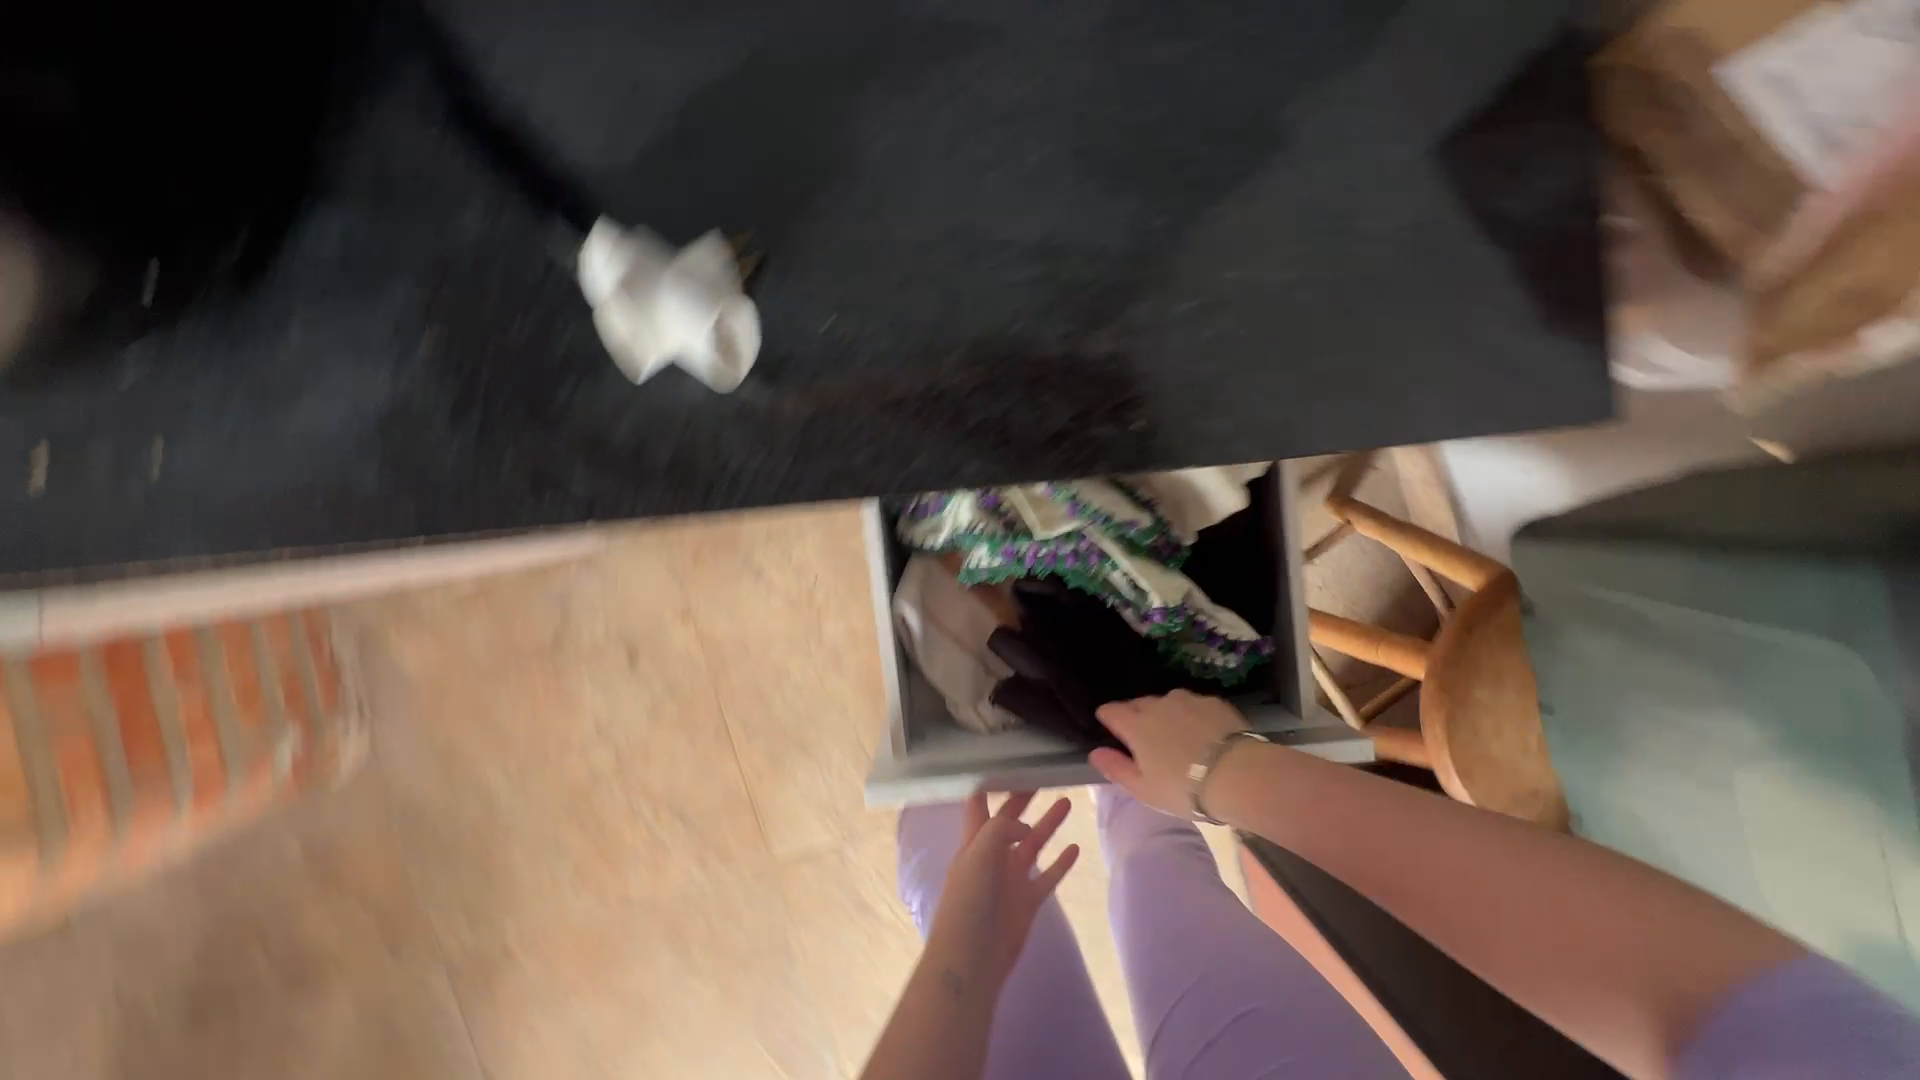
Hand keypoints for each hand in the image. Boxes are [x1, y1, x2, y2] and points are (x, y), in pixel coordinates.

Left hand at [926, 792, 1079, 992]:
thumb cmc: (969, 901)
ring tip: (1068, 800)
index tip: (1007, 760)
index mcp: (974, 841)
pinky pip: (1048, 876)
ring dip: (1048, 823)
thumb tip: (1026, 828)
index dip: (991, 783)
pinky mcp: (1028, 900)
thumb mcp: (979, 852)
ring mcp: (1012, 878)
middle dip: (1024, 796)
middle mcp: (993, 855)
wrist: (972, 957)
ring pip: (1034, 843)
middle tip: (1044, 774)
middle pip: (1010, 818)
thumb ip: (1002, 829)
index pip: (979, 804)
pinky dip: (1061, 863)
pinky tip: (1076, 847)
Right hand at [1088, 690, 1248, 815]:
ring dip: (1165, 714)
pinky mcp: (1213, 702)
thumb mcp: (1143, 788)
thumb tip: (1095, 753)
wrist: (1239, 775)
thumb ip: (1115, 768)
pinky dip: (1191, 716)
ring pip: (1167, 702)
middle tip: (1146, 741)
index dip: (1107, 719)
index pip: (1110, 711)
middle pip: (1138, 704)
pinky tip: (1202, 734)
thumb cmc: (1183, 788)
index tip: (1113, 732)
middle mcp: (1157, 704)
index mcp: (1135, 724)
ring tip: (1176, 737)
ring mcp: (1187, 700)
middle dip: (1136, 717)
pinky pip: (1193, 705)